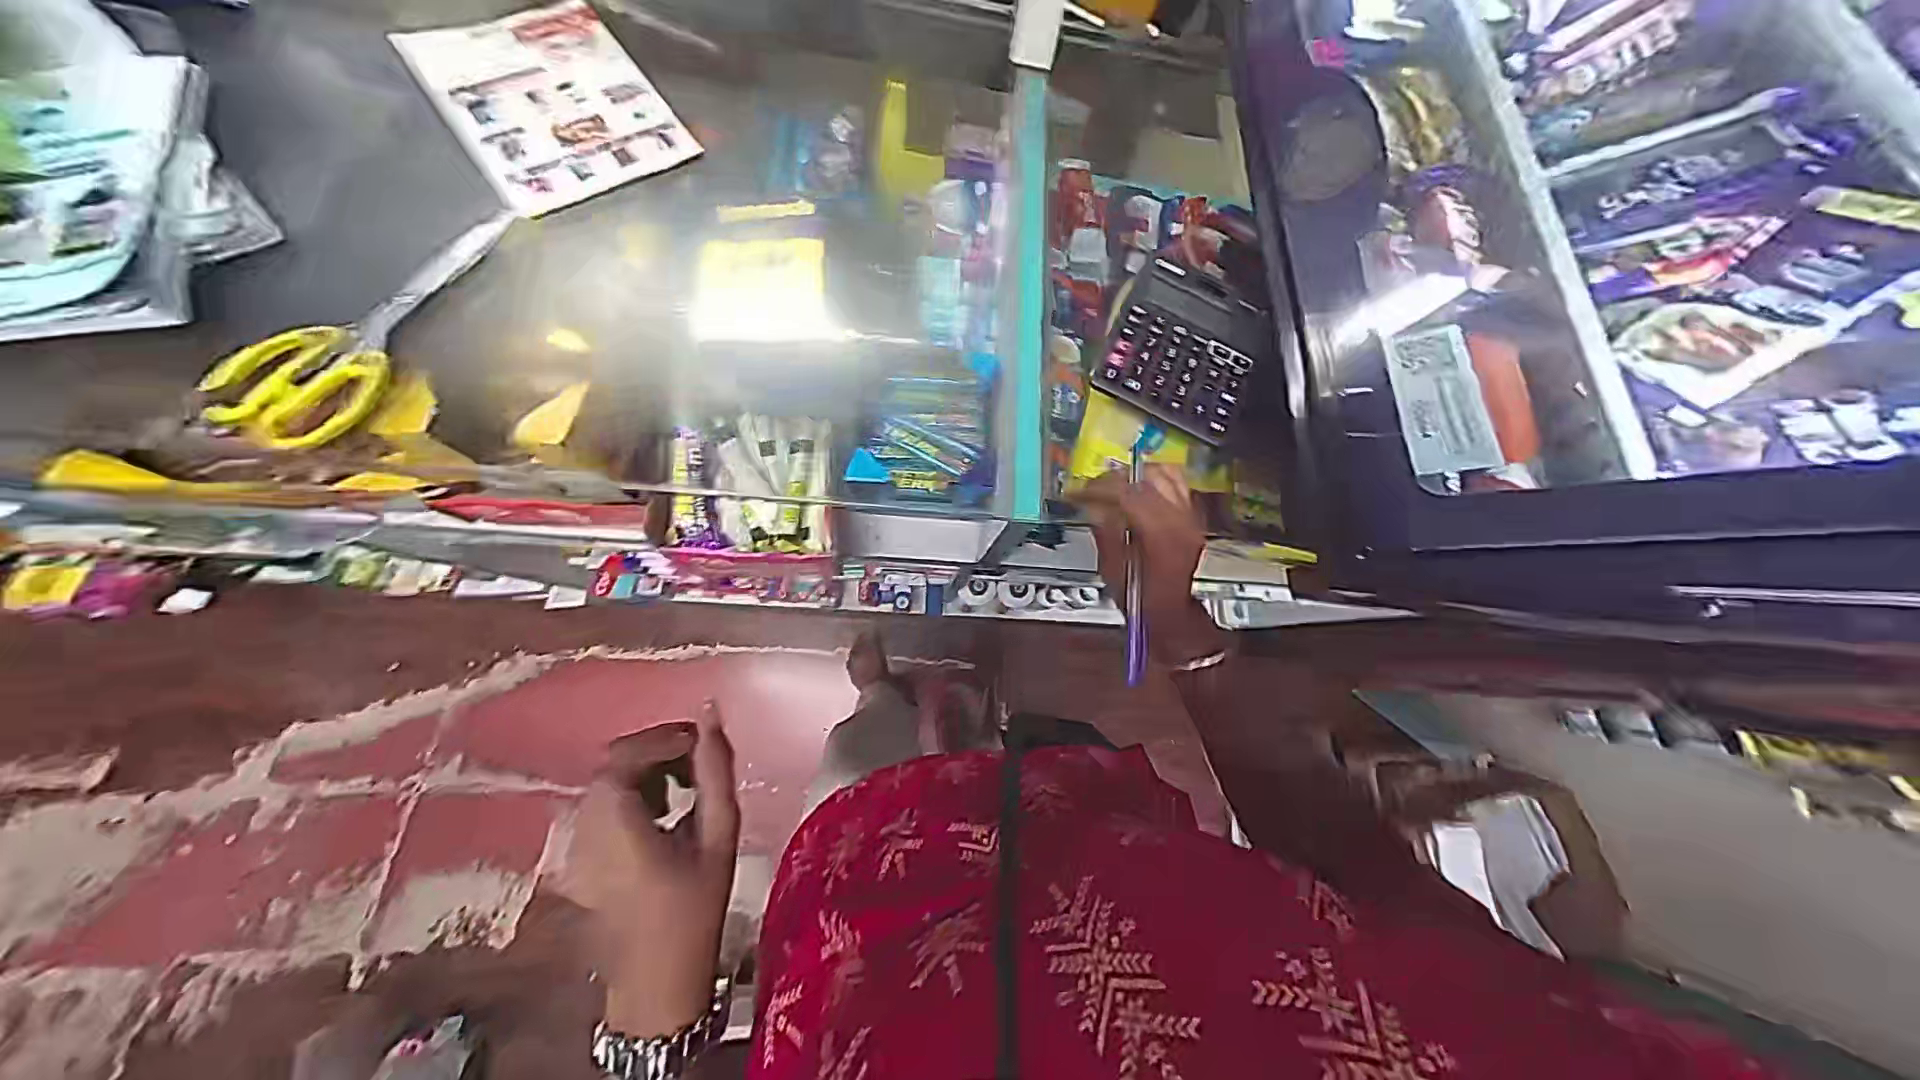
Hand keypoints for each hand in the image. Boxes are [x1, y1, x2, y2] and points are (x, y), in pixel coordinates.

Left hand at [562, 703, 739, 1035]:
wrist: (658, 979)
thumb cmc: (695, 906)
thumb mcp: (719, 834)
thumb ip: (716, 770)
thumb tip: (710, 714)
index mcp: (614, 826)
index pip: (623, 758)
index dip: (662, 739)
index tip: (700, 740)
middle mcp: (584, 830)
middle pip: (614, 765)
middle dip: (659, 751)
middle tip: (700, 759)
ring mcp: (576, 845)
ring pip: (609, 782)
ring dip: (649, 771)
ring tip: (689, 786)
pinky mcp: (579, 855)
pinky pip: (604, 804)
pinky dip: (637, 793)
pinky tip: (668, 811)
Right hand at [1074, 464, 1224, 664]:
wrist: (1176, 616)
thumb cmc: (1145, 601)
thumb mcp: (1114, 571)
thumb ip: (1105, 533)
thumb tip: (1095, 508)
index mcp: (1159, 532)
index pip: (1126, 492)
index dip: (1098, 488)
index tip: (1080, 492)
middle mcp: (1179, 519)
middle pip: (1145, 479)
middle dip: (1114, 479)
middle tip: (1093, 488)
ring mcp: (1189, 517)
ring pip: (1164, 474)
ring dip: (1136, 476)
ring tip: (1115, 486)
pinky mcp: (1192, 518)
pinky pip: (1176, 484)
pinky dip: (1155, 481)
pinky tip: (1139, 491)